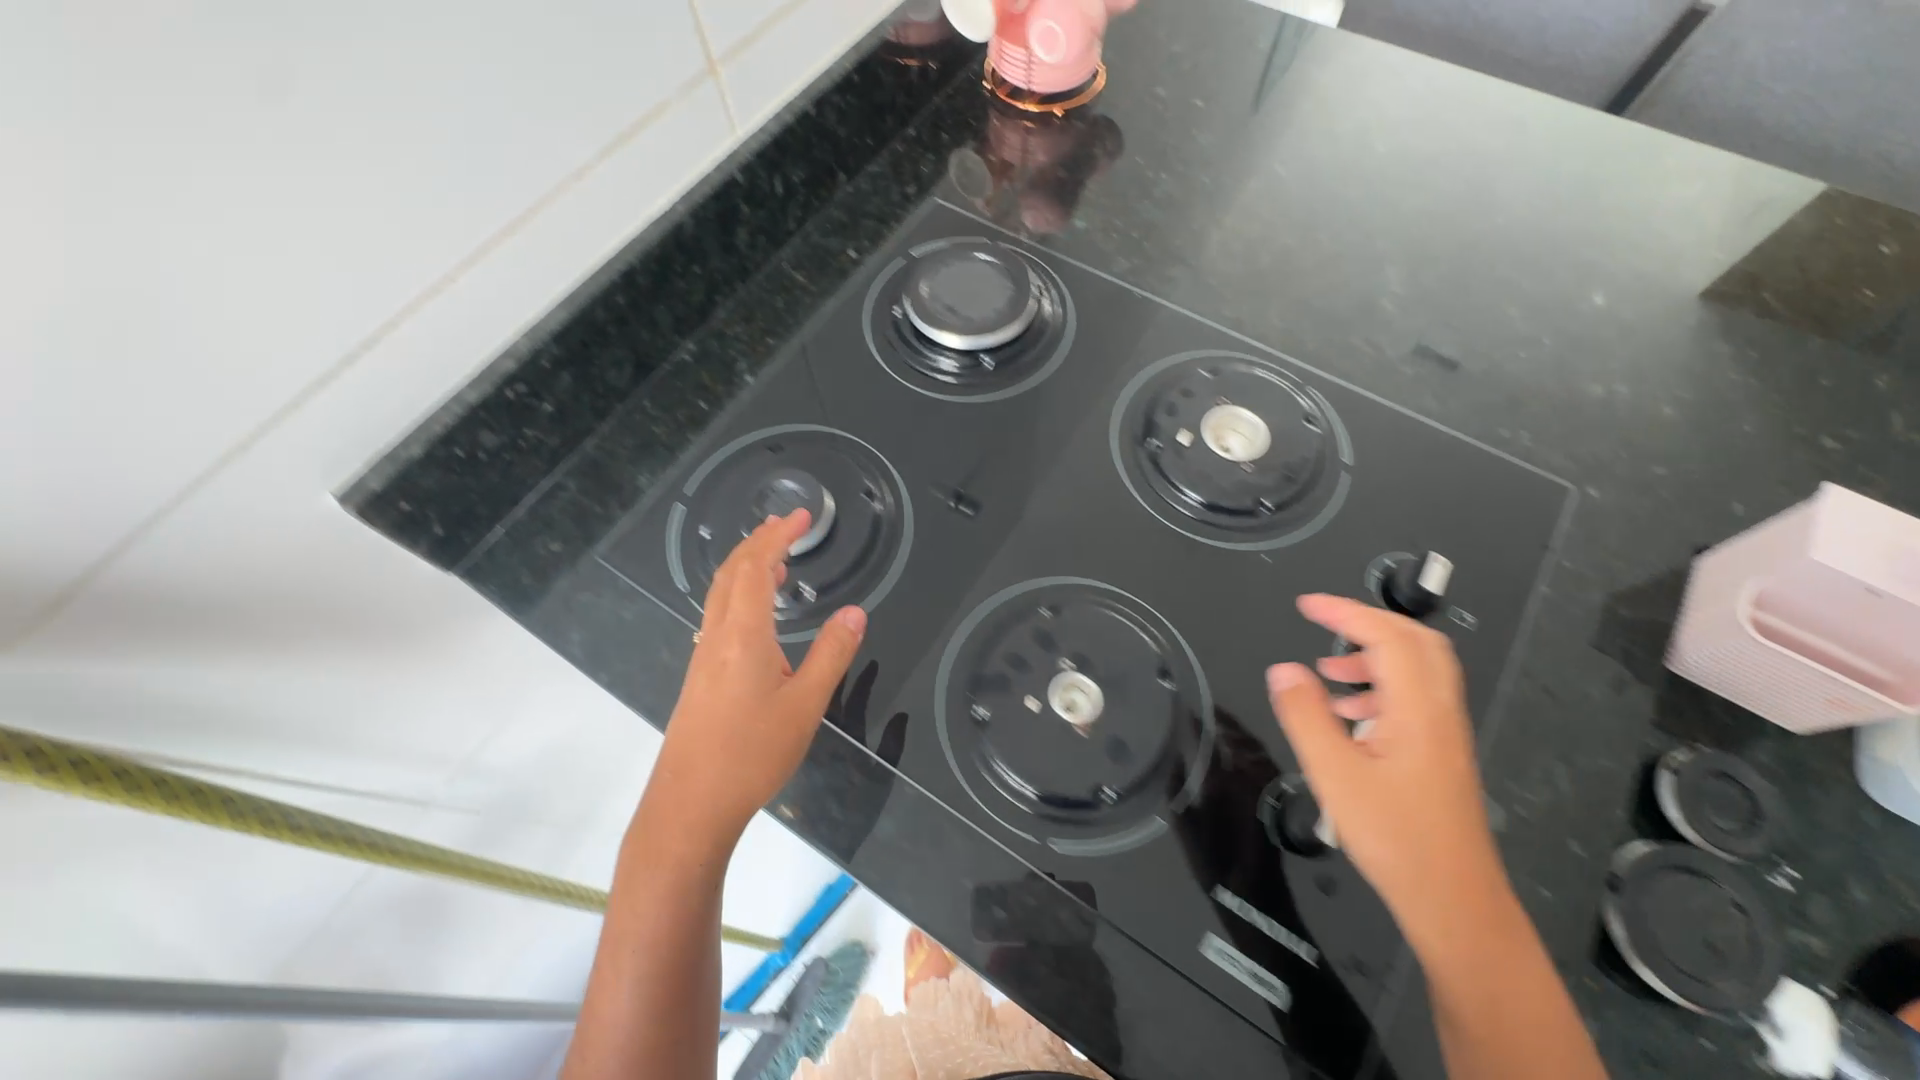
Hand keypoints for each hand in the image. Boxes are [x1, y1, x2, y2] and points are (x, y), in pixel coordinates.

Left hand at [655, 510, 867, 840]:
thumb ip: (832, 654)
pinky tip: (758, 616)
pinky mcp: (700, 677)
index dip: (778, 535)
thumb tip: (856, 611)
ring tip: (778, 561)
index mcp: (743, 635)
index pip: (757, 567)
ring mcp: (702, 657)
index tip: (802, 515)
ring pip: (720, 595)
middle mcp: (716, 636)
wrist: (690, 804)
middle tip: (789, 527)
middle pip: (731, 573)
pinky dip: (740, 595)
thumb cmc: (752, 754)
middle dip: (759, 542)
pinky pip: (718, 617)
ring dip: (747, 568)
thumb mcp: (806, 705)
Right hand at [1265, 594, 1506, 944]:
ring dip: (1373, 658)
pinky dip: (1380, 688)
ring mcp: (1445, 733)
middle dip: (1367, 624)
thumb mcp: (1334, 775)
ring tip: (1327, 674)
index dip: (1346, 612)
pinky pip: (1415, 698)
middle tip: (1324, 625)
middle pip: (1416, 642)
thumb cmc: (1393, 837)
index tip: (1307, 604)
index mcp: (1417, 709)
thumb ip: (1305, 716)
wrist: (1452, 898)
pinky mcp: (1441, 754)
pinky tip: (1348, 715)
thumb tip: (1283, 669)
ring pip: (1418, 670)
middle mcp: (1440, 711)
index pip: (1387, 637)